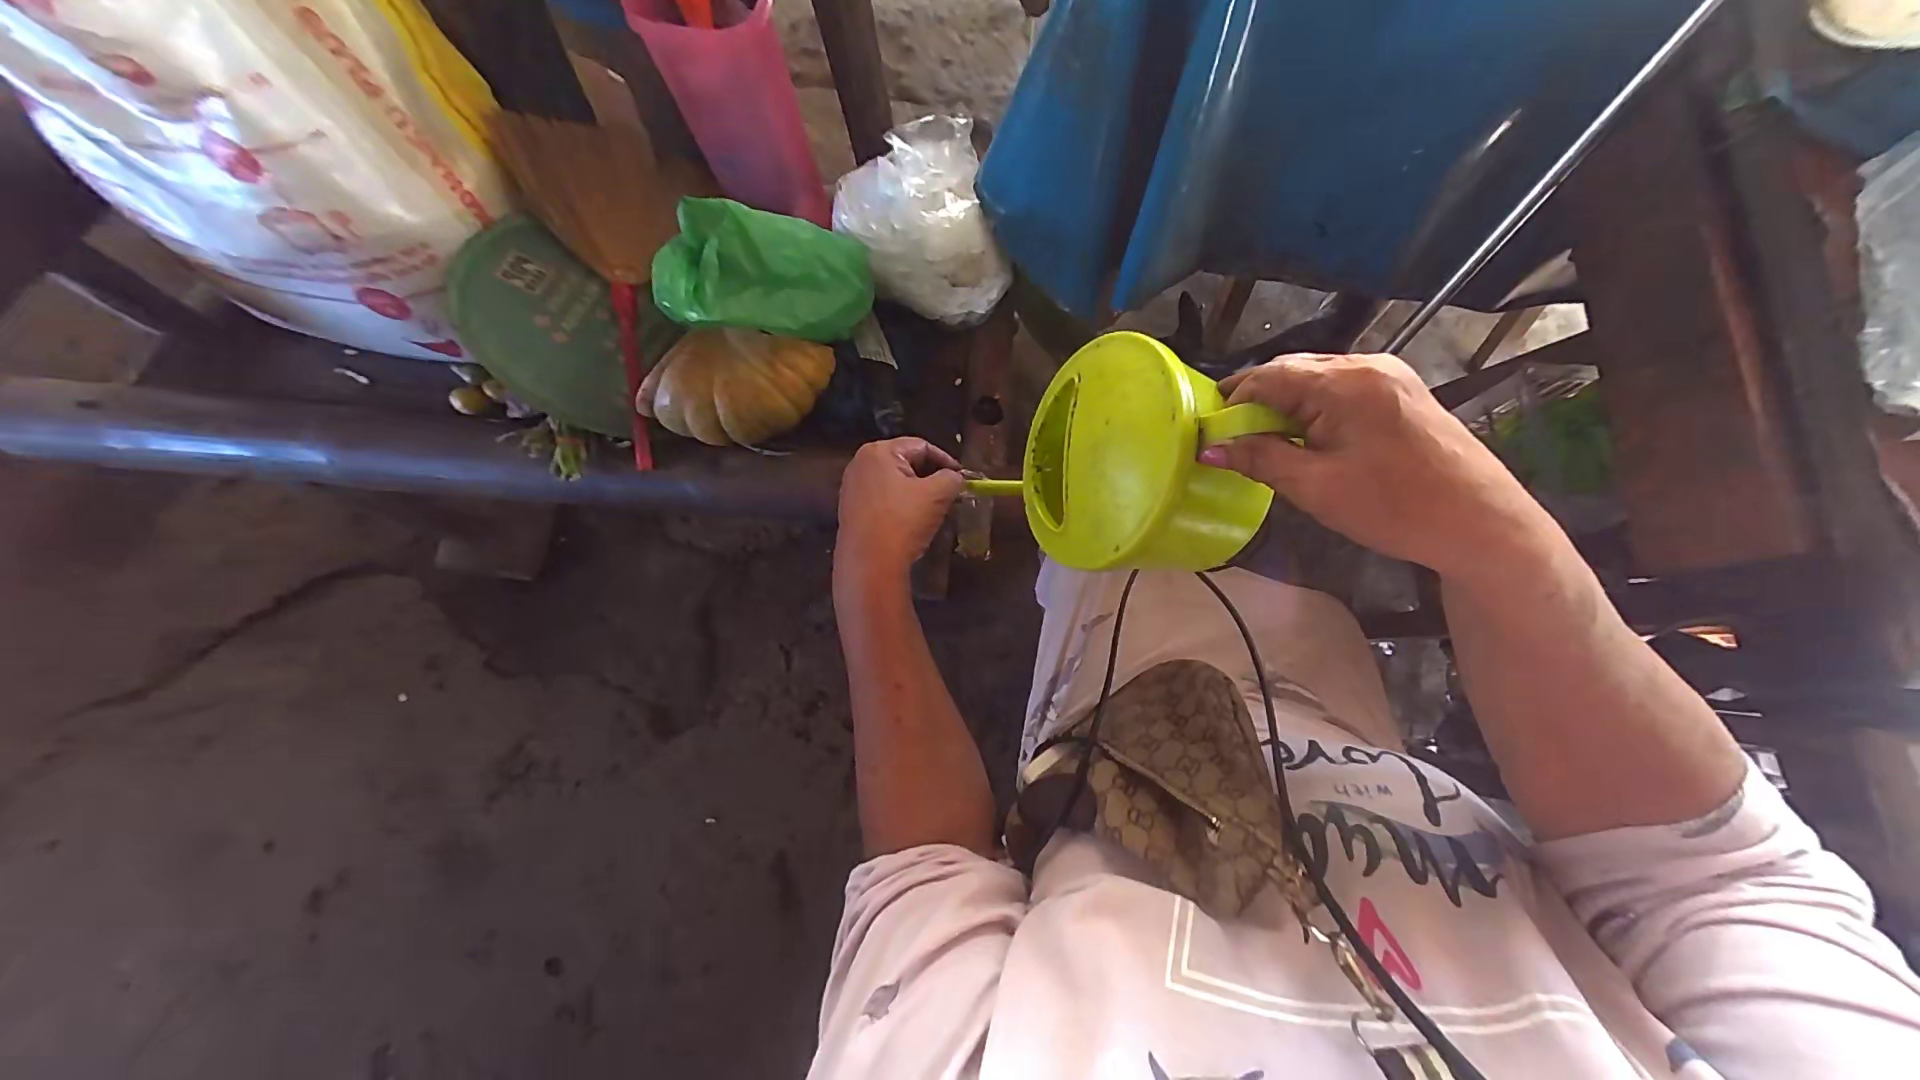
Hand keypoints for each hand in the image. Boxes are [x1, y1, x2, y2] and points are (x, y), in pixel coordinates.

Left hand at [835, 437, 964, 587]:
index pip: (921, 446)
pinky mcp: (850, 509)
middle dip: (930, 477)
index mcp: (879, 451)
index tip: (961, 479)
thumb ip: (952, 478)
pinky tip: (911, 522)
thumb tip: (955, 477)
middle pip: (906, 462)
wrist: (870, 564)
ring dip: (916, 492)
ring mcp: (851, 487)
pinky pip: (882, 499)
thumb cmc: (903, 521)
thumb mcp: (937, 495)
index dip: (946, 461)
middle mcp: (860, 463)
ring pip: (894, 482)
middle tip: (950, 495)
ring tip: (933, 510)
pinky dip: (900, 505)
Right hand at [1201, 353, 1558, 578]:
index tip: (1209, 433)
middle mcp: (1367, 366)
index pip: (1267, 376)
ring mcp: (1389, 376)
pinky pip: (1339, 389)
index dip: (1231, 402)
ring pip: (1314, 378)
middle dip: (1254, 401)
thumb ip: (1259, 459)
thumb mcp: (1315, 486)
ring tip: (1264, 442)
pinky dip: (1311, 408)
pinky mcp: (1400, 393)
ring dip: (1282, 405)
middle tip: (1231, 439)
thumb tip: (1211, 449)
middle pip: (1291, 370)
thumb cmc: (1394, 507)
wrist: (1483, 524)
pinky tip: (1303, 437)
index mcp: (1344, 383)